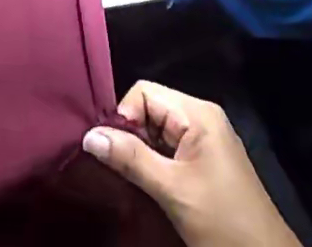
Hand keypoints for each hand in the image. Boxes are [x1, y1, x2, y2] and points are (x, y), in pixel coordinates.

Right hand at [82, 80, 298, 246]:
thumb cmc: (221, 219)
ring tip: (126, 180)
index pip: (145, 92)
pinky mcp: (203, 161)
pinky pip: (168, 149)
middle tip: (115, 171)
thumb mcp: (173, 189)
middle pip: (150, 108)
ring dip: (139, 152)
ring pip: (157, 131)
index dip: (123, 116)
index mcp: (197, 113)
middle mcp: (200, 117)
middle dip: (129, 135)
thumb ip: (131, 159)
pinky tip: (143, 187)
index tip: (111, 152)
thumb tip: (89, 135)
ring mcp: (204, 139)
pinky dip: (152, 164)